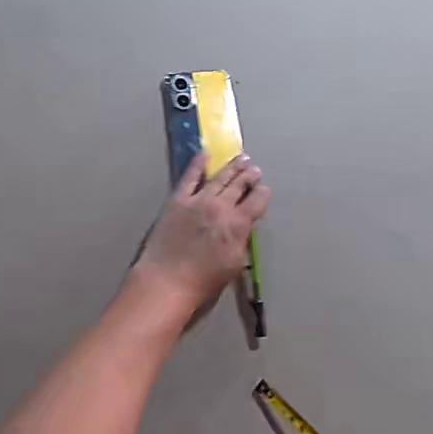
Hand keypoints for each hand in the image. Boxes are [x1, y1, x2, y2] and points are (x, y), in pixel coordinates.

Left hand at [130, 153, 269, 310]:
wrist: (168, 278)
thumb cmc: (204, 279)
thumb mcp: (234, 263)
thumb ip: (241, 240)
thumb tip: (244, 225)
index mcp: (237, 224)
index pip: (257, 202)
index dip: (263, 194)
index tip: (265, 188)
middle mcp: (220, 207)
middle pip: (238, 185)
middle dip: (248, 175)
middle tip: (254, 167)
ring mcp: (198, 200)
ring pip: (219, 178)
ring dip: (232, 167)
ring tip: (241, 158)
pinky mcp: (178, 199)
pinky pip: (189, 177)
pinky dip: (197, 164)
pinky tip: (204, 154)